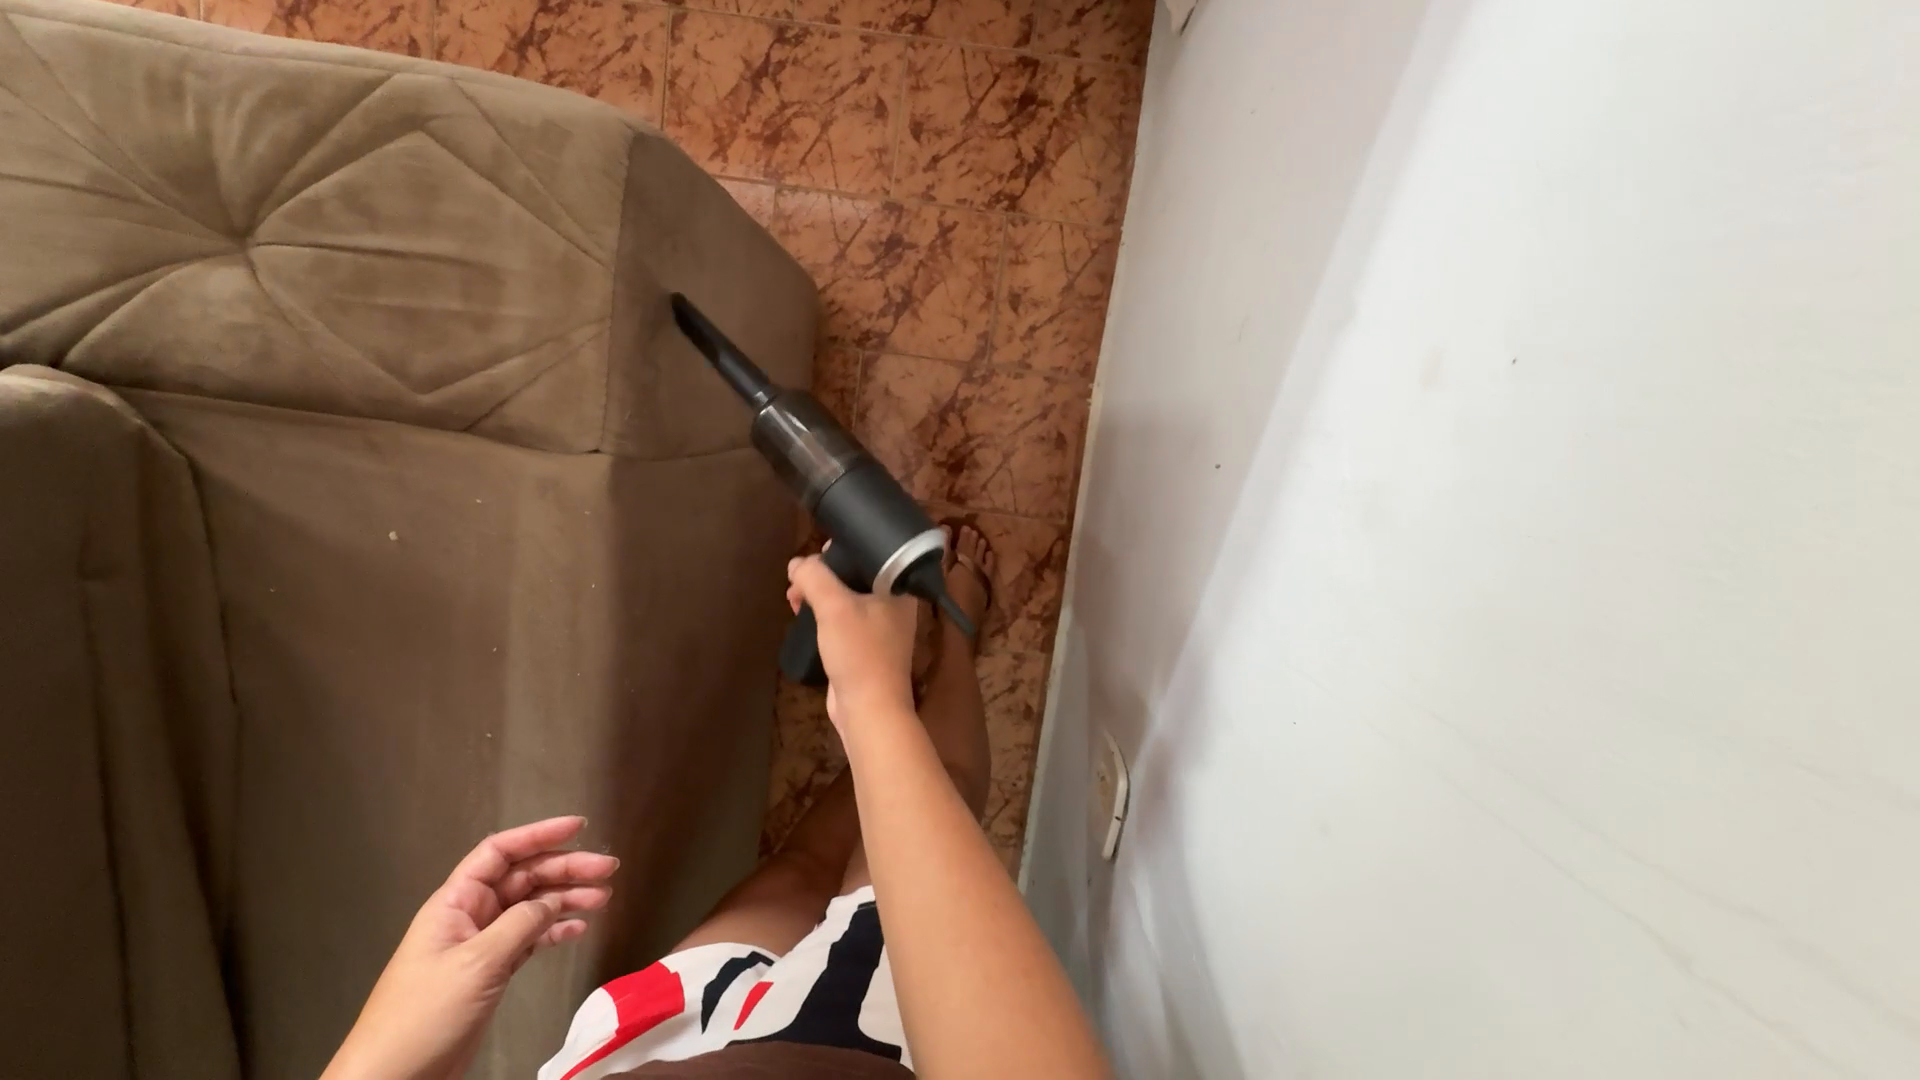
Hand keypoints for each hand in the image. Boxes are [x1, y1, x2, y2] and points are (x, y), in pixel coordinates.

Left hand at [322, 816, 617, 1079]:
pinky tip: (580, 930)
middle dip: (566, 868)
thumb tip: (553, 899)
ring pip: (533, 906)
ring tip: (603, 898)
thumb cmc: (424, 1015)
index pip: (500, 852)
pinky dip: (556, 930)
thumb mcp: (476, 964)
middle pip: (524, 877)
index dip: (539, 834)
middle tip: (608, 869)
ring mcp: (482, 943)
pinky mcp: (492, 971)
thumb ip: (520, 924)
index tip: (579, 828)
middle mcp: (471, 915)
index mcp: (456, 902)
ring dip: (567, 898)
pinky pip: (531, 937)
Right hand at [787, 552, 916, 730]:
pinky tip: (803, 617)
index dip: (838, 551)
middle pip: (852, 576)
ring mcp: (881, 626)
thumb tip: (797, 563)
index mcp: (898, 587)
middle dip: (821, 576)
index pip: (868, 553)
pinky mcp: (866, 646)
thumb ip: (814, 577)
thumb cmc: (859, 652)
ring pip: (844, 598)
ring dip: (818, 596)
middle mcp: (893, 603)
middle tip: (796, 583)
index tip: (813, 556)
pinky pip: (842, 620)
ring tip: (794, 599)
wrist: (868, 709)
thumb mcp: (834, 607)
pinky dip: (823, 616)